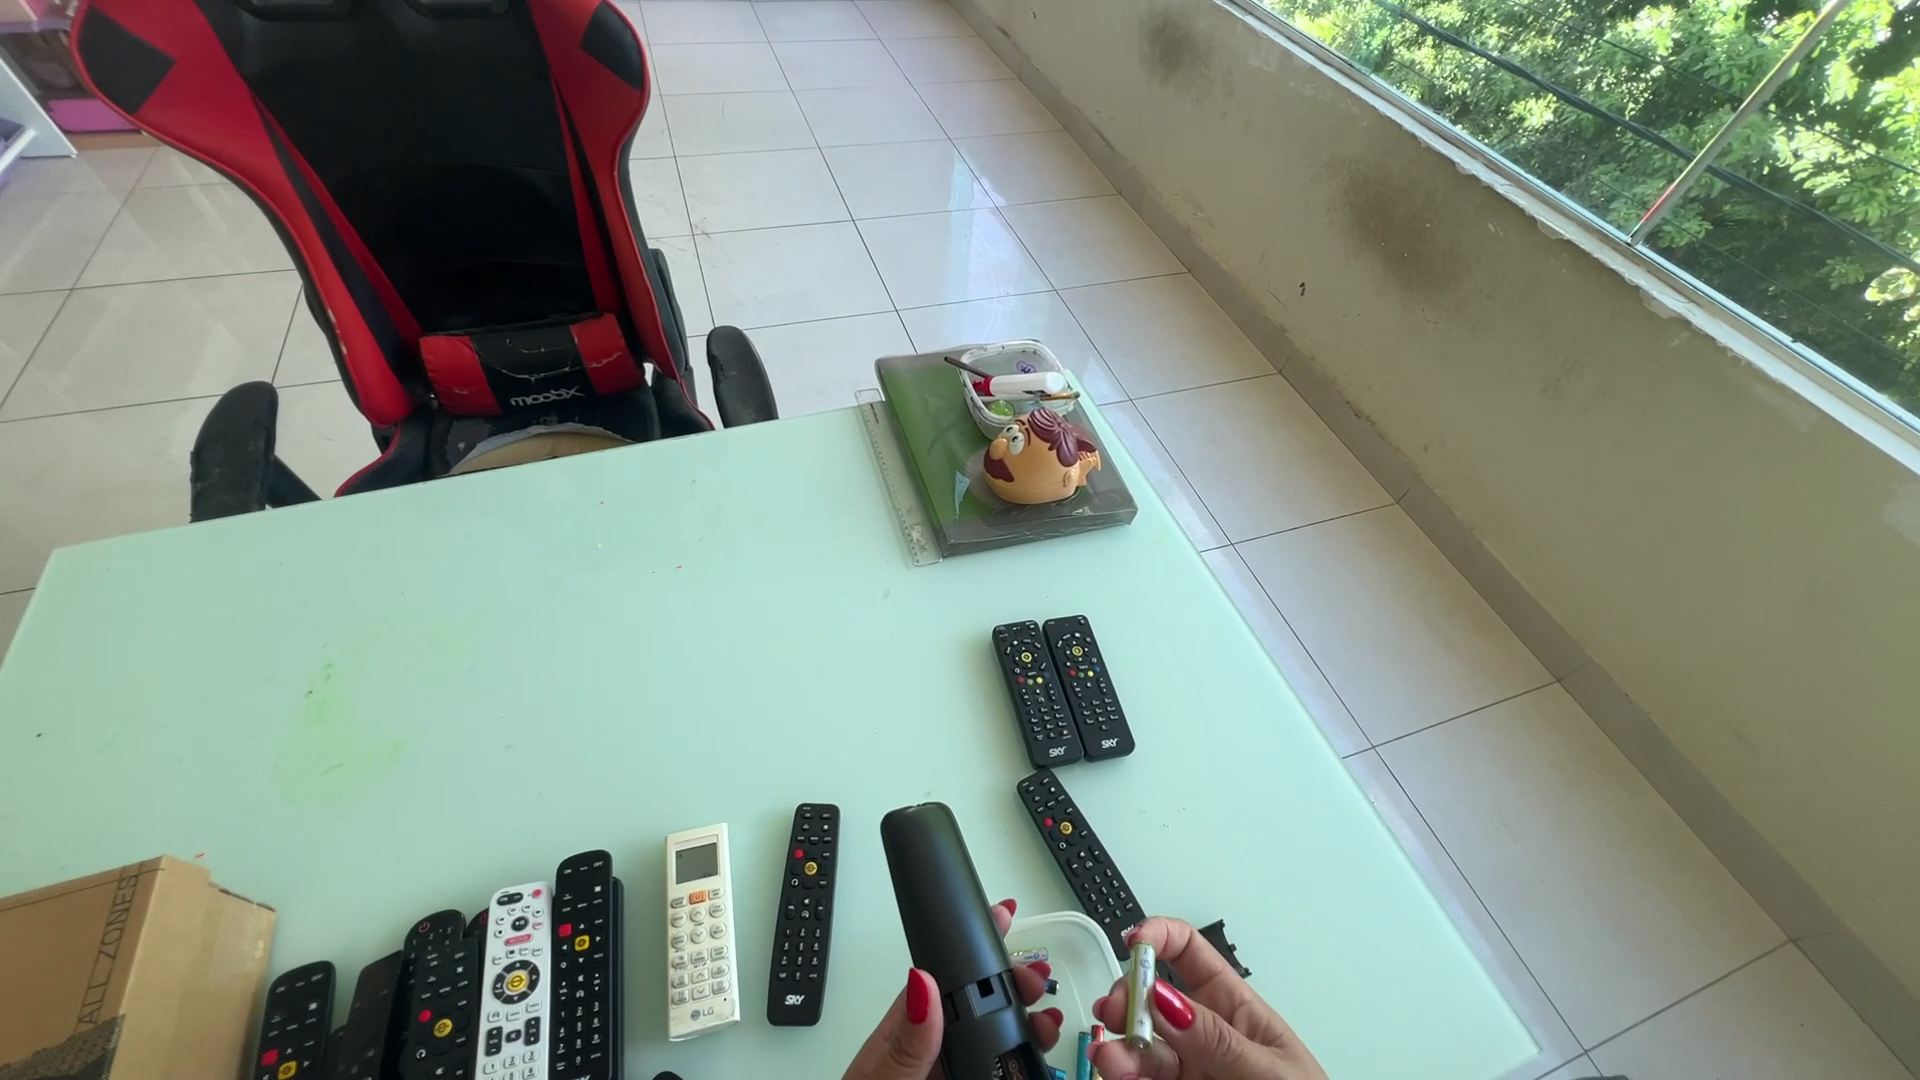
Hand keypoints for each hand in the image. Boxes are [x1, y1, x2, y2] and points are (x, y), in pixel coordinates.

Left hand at [843, 899, 1062, 1079]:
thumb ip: (905, 1044)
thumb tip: (923, 982)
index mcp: (904, 1039)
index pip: (946, 980)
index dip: (978, 949)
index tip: (1005, 918)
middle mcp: (928, 1060)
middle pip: (979, 1014)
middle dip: (1013, 991)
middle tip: (1040, 981)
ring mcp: (945, 1078)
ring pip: (993, 1051)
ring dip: (1026, 1035)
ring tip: (1049, 1024)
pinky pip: (996, 1076)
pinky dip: (1018, 1073)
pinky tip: (1039, 1068)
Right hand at [1090, 917, 1325, 1079]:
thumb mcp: (1273, 1075)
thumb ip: (1220, 1042)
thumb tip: (1166, 998)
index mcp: (1234, 1008)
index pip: (1188, 951)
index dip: (1158, 936)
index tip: (1133, 945)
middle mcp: (1203, 1035)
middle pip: (1152, 998)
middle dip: (1129, 999)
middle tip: (1114, 1013)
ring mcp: (1188, 1070)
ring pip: (1142, 1045)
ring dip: (1120, 1046)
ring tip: (1112, 1061)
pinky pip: (1142, 1079)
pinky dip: (1124, 1075)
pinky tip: (1119, 1076)